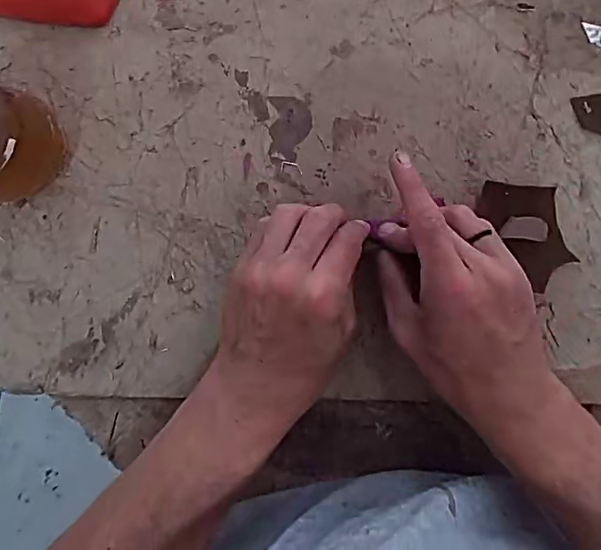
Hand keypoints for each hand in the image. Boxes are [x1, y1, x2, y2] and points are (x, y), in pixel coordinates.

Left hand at [205, 203, 368, 433]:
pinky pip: (264, 227)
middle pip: (320, 217)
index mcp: (322, 294)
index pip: (348, 237)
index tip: (360, 232)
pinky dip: (282, 226)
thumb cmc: (304, 367)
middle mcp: (290, 275)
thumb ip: (349, 282)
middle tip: (339, 227)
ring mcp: (261, 269)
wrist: (252, 389)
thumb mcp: (345, 329)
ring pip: (289, 212)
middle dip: (337, 216)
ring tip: (313, 229)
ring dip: (307, 215)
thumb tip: (353, 246)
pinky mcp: (241, 268)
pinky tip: (290, 240)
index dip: (359, 230)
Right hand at [371, 153, 563, 441]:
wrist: (515, 393)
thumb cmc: (455, 373)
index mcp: (451, 284)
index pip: (428, 221)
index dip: (411, 187)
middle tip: (394, 239)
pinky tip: (452, 256)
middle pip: (443, 220)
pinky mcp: (518, 269)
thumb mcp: (411, 335)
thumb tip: (382, 250)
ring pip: (467, 222)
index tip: (400, 160)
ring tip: (424, 247)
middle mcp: (482, 267)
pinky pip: (485, 236)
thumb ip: (393, 285)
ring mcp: (506, 265)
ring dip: (442, 224)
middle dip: (414, 221)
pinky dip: (464, 235)